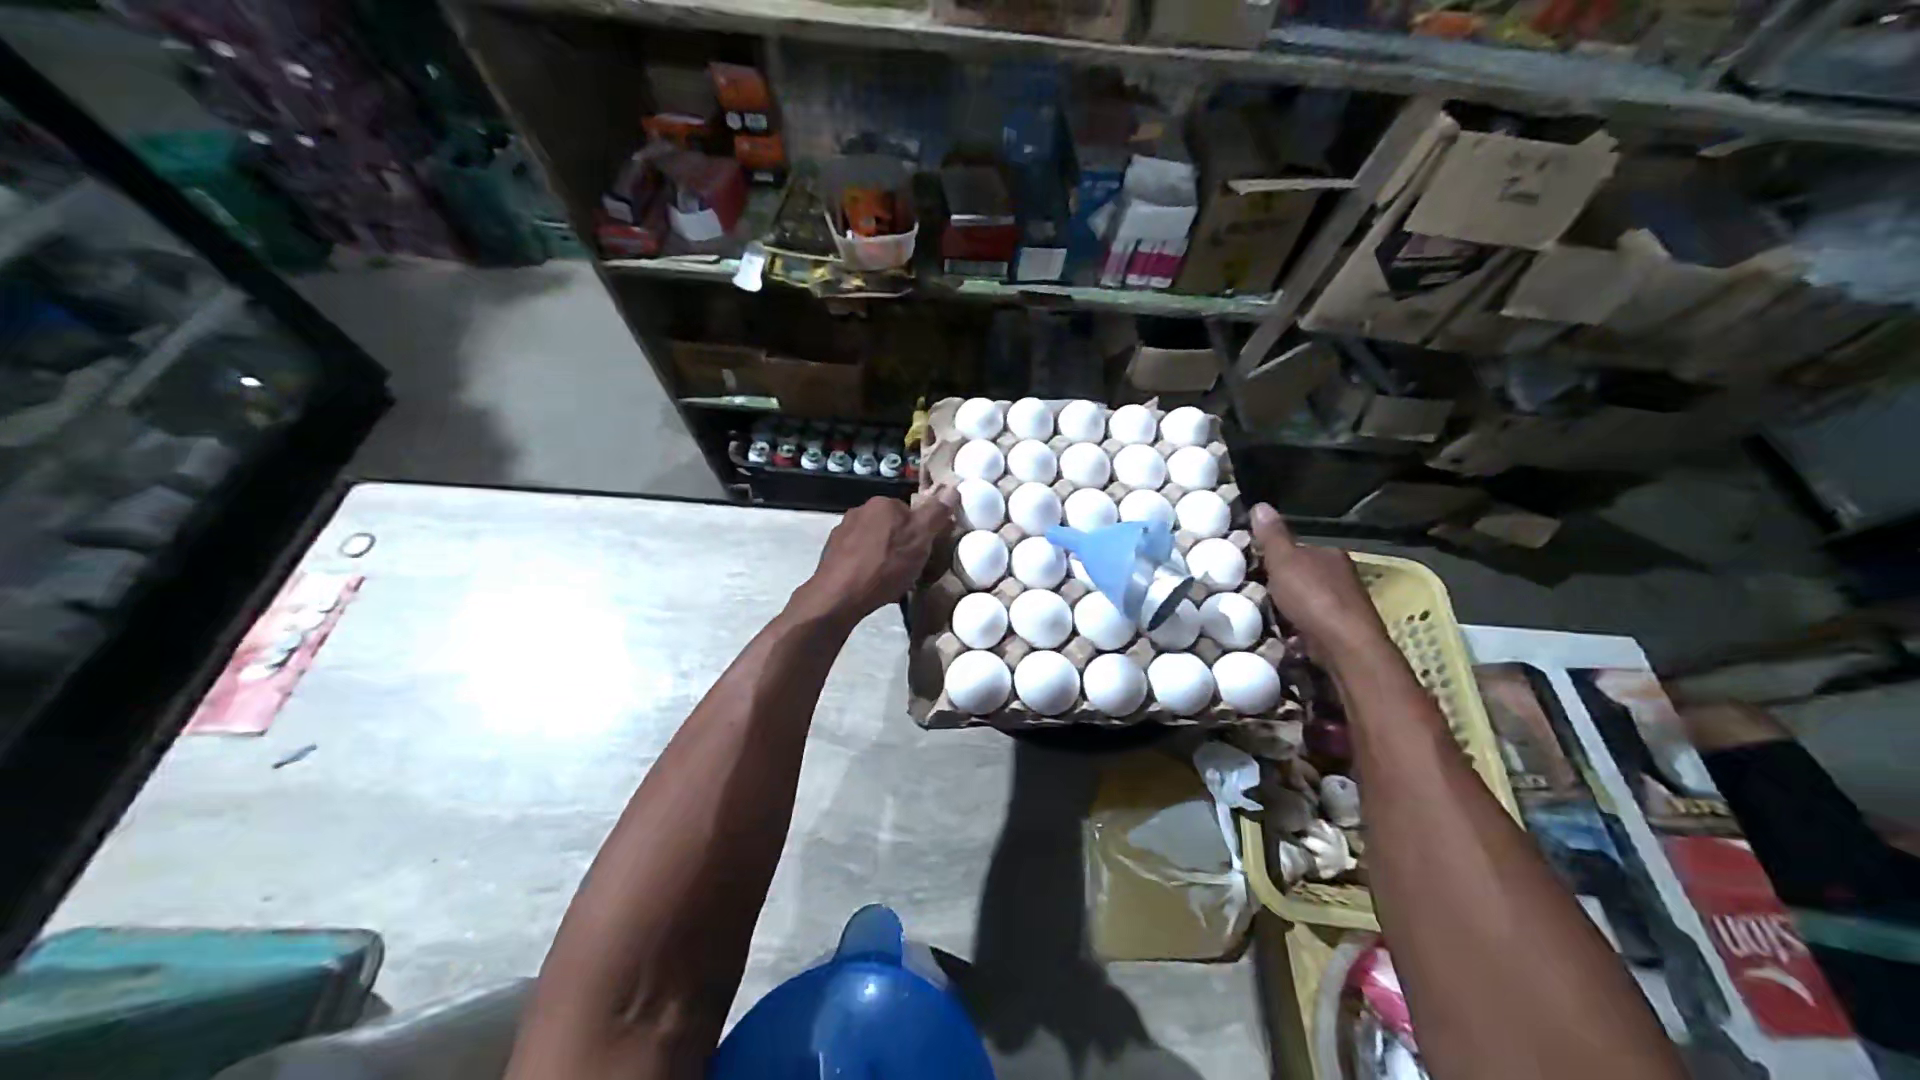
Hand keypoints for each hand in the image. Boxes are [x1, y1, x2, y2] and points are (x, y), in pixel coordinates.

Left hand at [789, 487, 957, 628]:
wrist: (840, 595)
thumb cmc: (885, 565)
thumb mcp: (921, 539)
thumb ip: (936, 513)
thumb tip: (952, 488)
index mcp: (882, 503)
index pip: (909, 511)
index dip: (919, 532)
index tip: (923, 551)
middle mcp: (859, 510)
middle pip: (890, 525)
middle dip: (899, 543)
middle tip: (908, 567)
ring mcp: (841, 531)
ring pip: (872, 540)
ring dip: (882, 554)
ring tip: (889, 578)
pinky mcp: (831, 552)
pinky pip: (857, 555)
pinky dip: (865, 565)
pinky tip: (870, 583)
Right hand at [1250, 503, 1388, 656]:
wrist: (1344, 644)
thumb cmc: (1312, 596)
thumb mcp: (1284, 560)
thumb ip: (1272, 536)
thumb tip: (1260, 505)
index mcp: (1329, 553)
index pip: (1299, 546)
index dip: (1276, 553)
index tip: (1254, 563)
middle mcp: (1342, 575)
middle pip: (1303, 574)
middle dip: (1281, 583)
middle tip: (1254, 591)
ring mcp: (1343, 604)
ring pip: (1307, 600)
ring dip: (1288, 607)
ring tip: (1264, 614)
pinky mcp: (1340, 630)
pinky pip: (1311, 623)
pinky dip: (1297, 628)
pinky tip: (1282, 635)